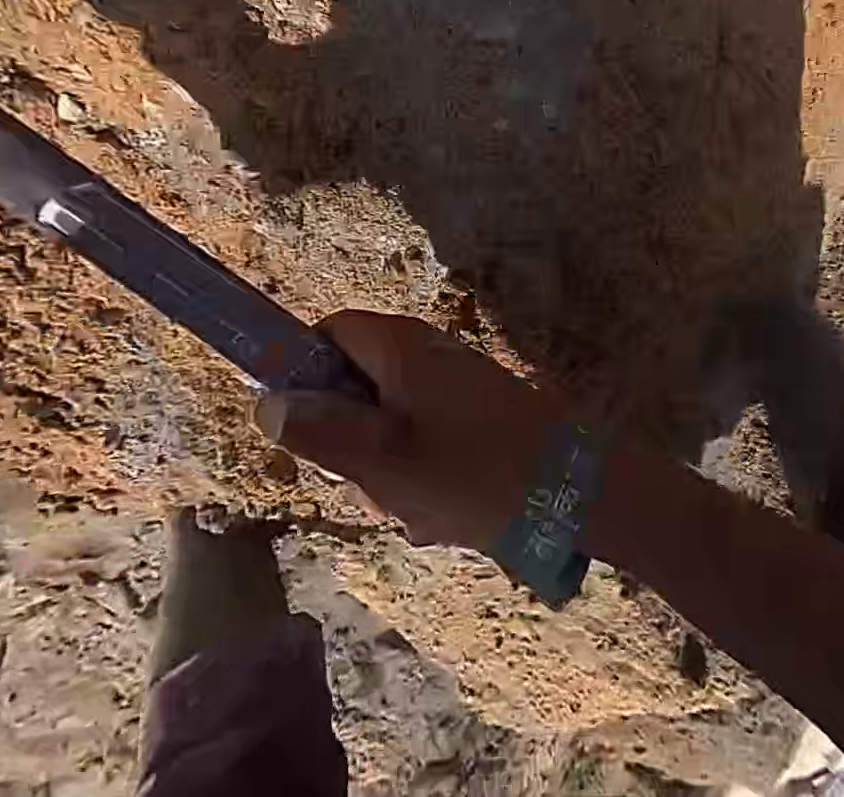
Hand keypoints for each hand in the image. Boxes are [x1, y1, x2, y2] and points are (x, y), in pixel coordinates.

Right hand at [257, 311, 562, 549]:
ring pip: (389, 420)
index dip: (305, 373)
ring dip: (386, 466)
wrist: (577, 492)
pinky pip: (424, 437)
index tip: (308, 426)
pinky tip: (440, 509)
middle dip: (351, 438)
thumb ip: (321, 432)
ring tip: (414, 505)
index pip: (330, 334)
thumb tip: (266, 404)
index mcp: (400, 347)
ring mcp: (454, 384)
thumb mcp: (384, 461)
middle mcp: (427, 354)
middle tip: (369, 482)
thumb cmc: (475, 472)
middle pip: (357, 382)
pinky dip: (419, 470)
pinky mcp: (475, 414)